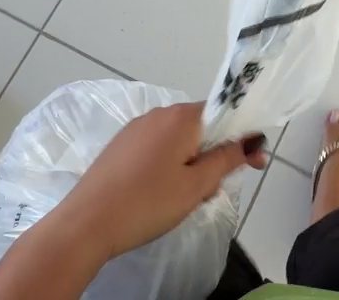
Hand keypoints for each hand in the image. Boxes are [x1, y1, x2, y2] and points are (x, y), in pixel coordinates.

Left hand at [58, 103, 266, 259]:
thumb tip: (252, 141)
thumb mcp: (195, 186)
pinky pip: (157, 146)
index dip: (242, 137)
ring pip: (179, 138)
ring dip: (191, 162)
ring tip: (183, 198)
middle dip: (213, 154)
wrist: (85, 224)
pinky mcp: (121, 143)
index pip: (225, 114)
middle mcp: (161, 112)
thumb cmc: (147, 203)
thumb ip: (227, 160)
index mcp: (183, 116)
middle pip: (202, 126)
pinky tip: (159, 192)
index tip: (254, 164)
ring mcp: (138, 126)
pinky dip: (168, 163)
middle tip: (211, 191)